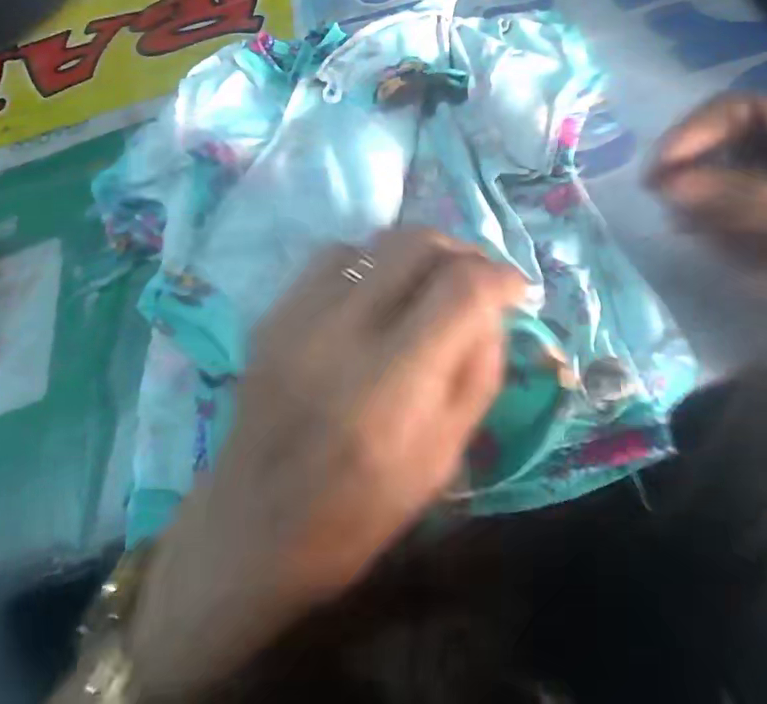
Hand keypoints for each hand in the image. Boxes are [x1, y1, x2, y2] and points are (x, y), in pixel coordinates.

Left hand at [128, 230, 524, 697]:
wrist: (251, 526)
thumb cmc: (357, 513)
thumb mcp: (441, 460)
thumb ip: (476, 374)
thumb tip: (493, 309)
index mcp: (391, 385)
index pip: (461, 288)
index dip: (501, 277)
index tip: (515, 290)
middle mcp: (341, 334)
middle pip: (416, 243)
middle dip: (461, 251)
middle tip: (475, 279)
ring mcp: (297, 317)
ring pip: (374, 241)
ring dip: (414, 254)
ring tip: (427, 285)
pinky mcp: (271, 314)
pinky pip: (332, 257)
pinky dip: (368, 262)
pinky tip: (375, 293)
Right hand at [647, 94, 766, 401]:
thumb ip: (746, 201)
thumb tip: (668, 182)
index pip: (744, 110)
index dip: (697, 132)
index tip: (662, 169)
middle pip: (738, 148)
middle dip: (698, 173)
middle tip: (664, 205)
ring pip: (742, 188)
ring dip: (709, 207)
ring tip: (689, 234)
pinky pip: (756, 226)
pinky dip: (731, 236)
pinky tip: (722, 255)